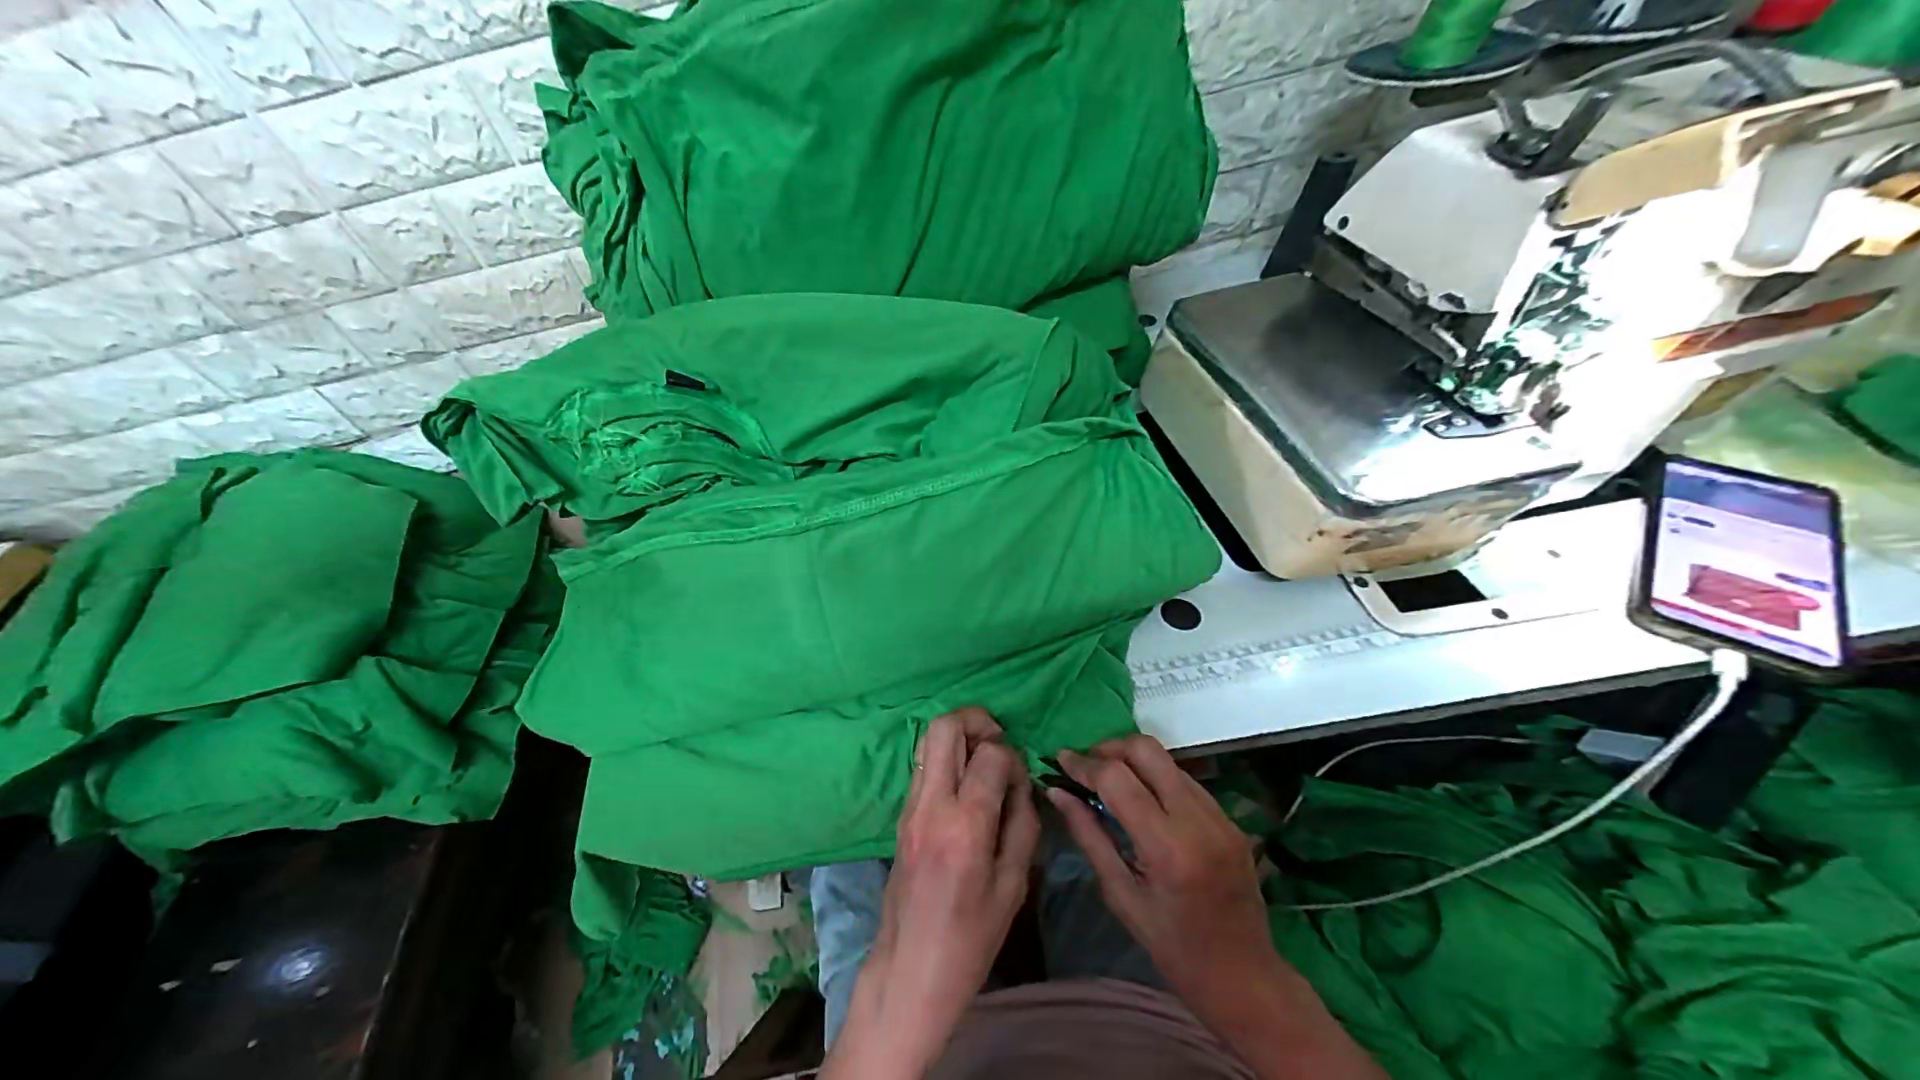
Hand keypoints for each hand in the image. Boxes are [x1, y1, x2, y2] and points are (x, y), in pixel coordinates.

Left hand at [822, 708, 1038, 1079]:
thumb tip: (1022, 783)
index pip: (990, 755)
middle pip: (944, 727)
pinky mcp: (900, 816)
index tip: (1020, 780)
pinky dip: (945, 759)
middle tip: (998, 742)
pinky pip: (922, 766)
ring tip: (983, 761)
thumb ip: (1022, 824)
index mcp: (964, 825)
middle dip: (976, 720)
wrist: (909, 971)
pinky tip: (966, 785)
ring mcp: (908, 808)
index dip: (1012, 756)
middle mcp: (930, 805)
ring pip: (927, 740)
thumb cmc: (970, 939)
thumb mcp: (1013, 886)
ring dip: (959, 737)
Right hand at [1049, 735, 1386, 1079]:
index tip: (1059, 760)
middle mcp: (1198, 820)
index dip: (1083, 763)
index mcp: (1167, 847)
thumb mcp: (1120, 896)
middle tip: (1086, 766)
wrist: (1244, 976)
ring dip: (1133, 761)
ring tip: (1108, 781)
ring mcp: (1220, 815)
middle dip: (1109, 748)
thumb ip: (1089, 836)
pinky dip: (1157, 779)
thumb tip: (1058, 792)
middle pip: (1147, 750)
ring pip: (1168, 761)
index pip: (1117, 778)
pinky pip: (1186, 781)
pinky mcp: (1230, 818)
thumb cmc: (1173, 947)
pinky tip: (1142, 800)